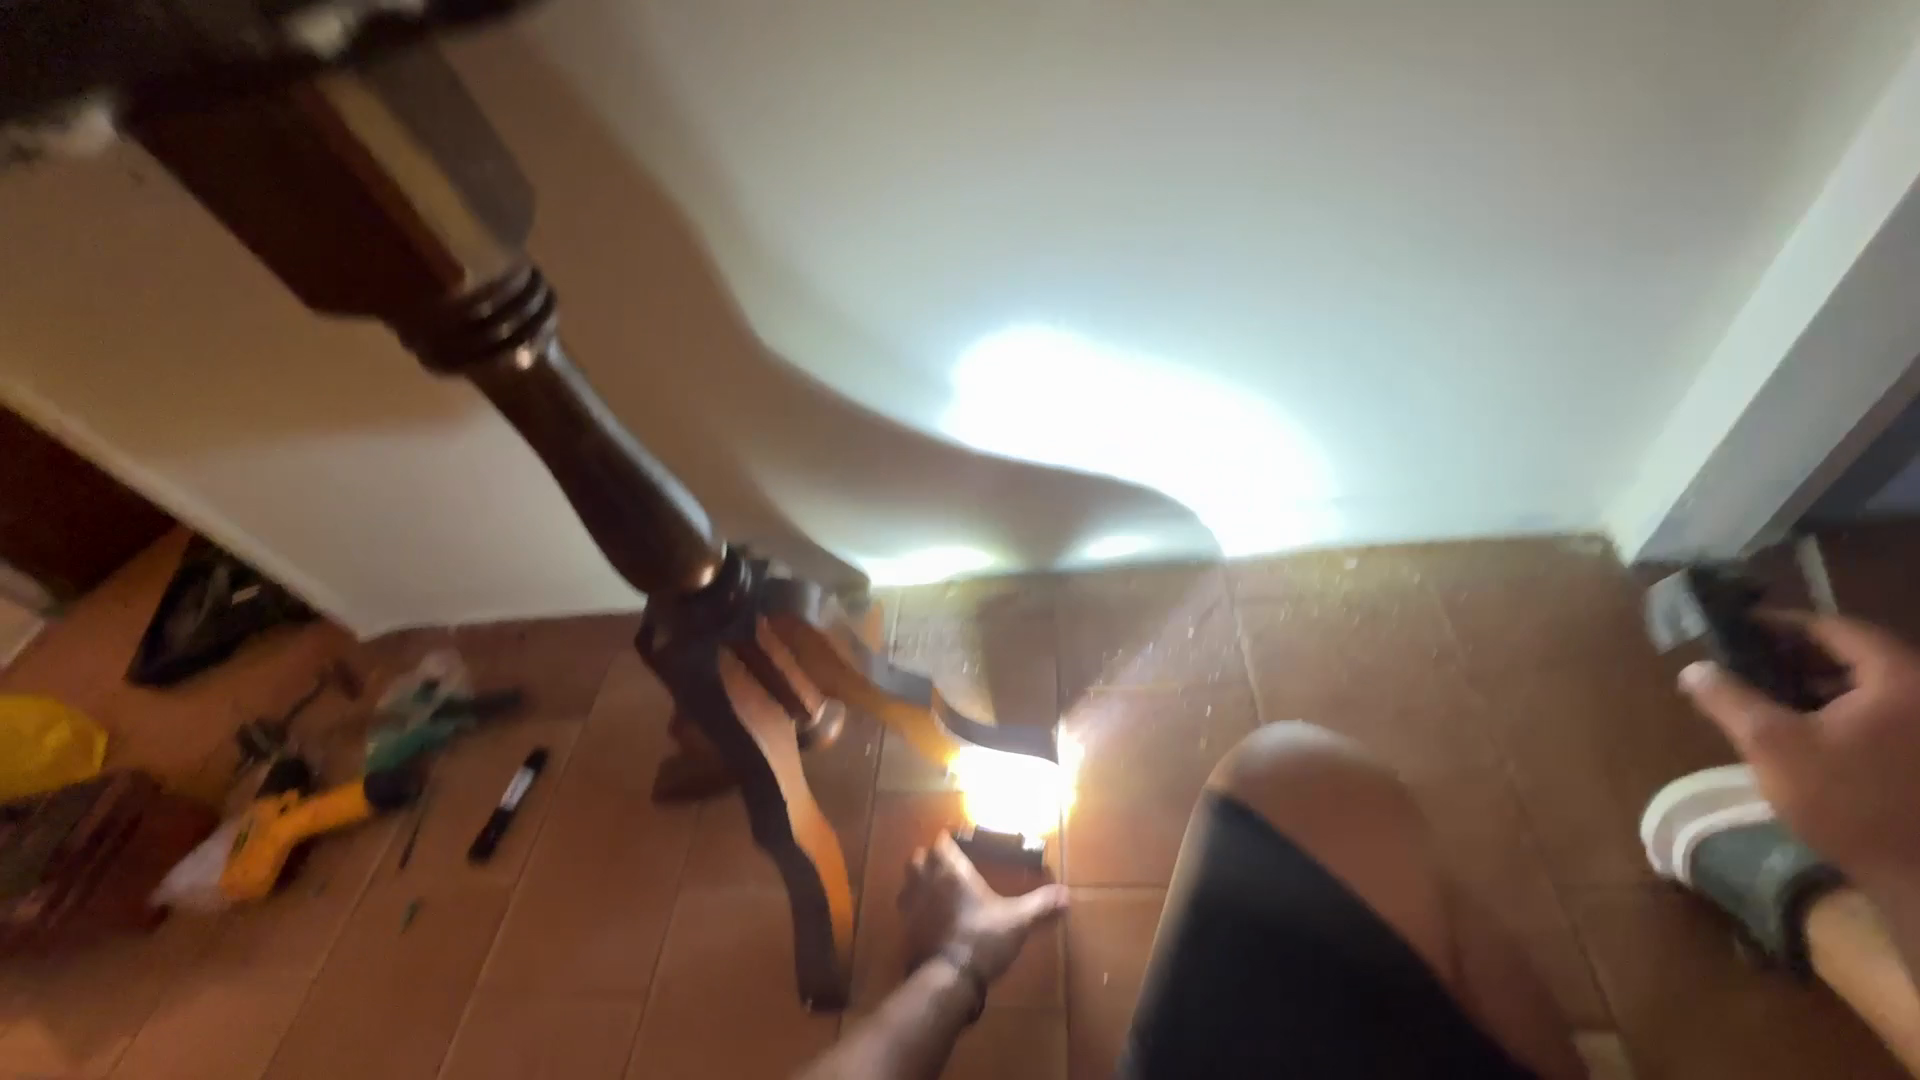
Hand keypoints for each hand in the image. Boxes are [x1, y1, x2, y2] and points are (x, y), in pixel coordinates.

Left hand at [900, 832, 1068, 983]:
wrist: (949, 978)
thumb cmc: (983, 939)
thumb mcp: (1018, 922)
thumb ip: (1040, 905)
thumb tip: (1067, 894)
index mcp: (952, 871)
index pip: (941, 843)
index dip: (948, 841)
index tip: (958, 844)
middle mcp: (927, 881)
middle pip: (919, 857)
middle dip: (930, 857)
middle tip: (946, 865)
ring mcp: (912, 905)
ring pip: (908, 880)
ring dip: (918, 879)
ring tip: (934, 887)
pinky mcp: (905, 929)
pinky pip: (905, 908)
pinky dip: (913, 906)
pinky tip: (927, 916)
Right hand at [1679, 612, 1919, 882]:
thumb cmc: (1848, 800)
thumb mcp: (1770, 744)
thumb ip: (1728, 698)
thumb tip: (1695, 669)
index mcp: (1900, 680)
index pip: (1836, 628)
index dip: (1782, 624)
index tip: (1737, 627)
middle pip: (1859, 657)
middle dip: (1798, 657)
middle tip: (1747, 664)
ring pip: (1874, 690)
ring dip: (1822, 687)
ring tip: (1772, 700)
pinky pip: (1888, 719)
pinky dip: (1847, 714)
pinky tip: (1813, 735)